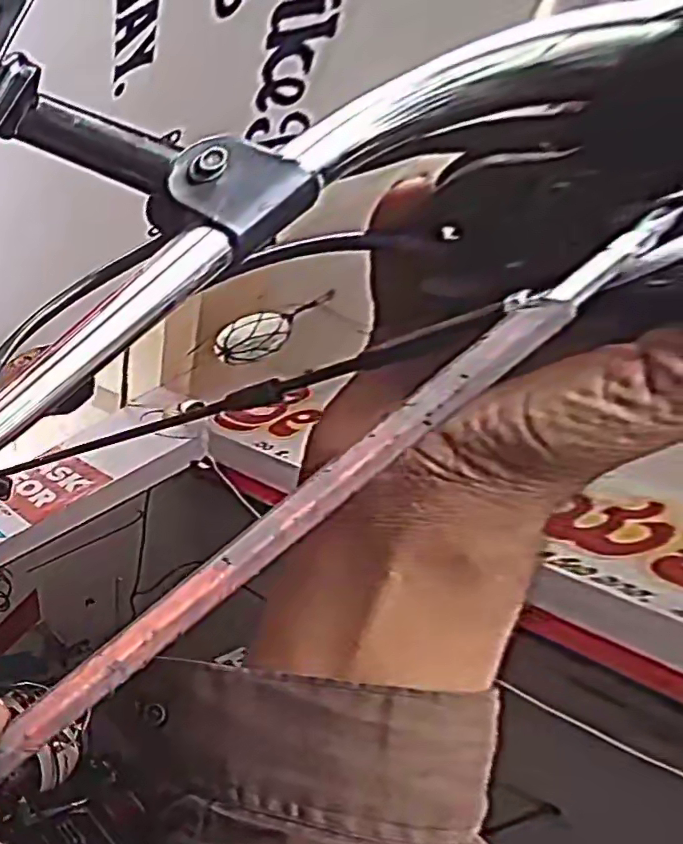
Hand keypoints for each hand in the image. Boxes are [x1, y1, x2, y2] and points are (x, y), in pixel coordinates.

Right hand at [308, 177, 682, 509]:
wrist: (398, 488)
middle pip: (590, 219)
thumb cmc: (523, 455)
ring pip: (501, 231)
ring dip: (491, 198)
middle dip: (580, 181)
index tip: (647, 150)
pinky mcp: (413, 321)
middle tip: (576, 147)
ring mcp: (487, 309)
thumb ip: (677, 352)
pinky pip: (412, 261)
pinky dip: (407, 229)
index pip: (665, 232)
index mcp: (648, 310)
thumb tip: (680, 253)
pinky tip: (412, 200)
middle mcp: (576, 302)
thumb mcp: (660, 384)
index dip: (660, 200)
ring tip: (495, 165)